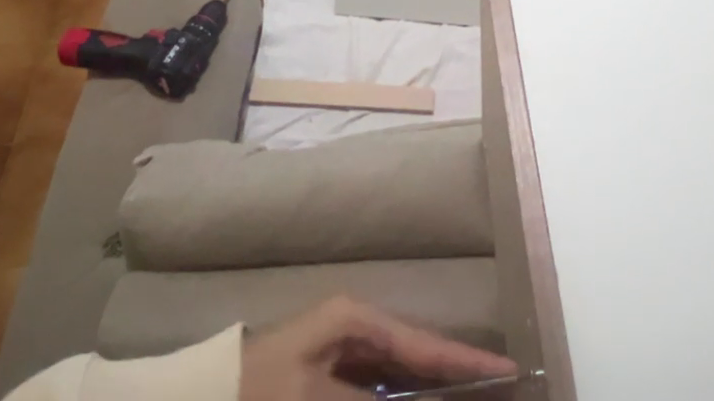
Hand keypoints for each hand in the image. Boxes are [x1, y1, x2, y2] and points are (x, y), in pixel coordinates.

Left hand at [240, 297, 517, 400]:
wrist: (203, 393)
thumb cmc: (259, 387)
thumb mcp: (314, 397)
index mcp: (355, 320)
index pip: (423, 344)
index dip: (466, 360)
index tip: (510, 369)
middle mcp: (356, 329)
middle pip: (418, 357)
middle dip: (453, 378)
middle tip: (496, 386)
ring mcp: (345, 353)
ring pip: (402, 376)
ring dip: (429, 390)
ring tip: (468, 393)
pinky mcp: (332, 378)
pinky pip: (378, 387)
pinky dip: (400, 395)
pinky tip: (421, 398)